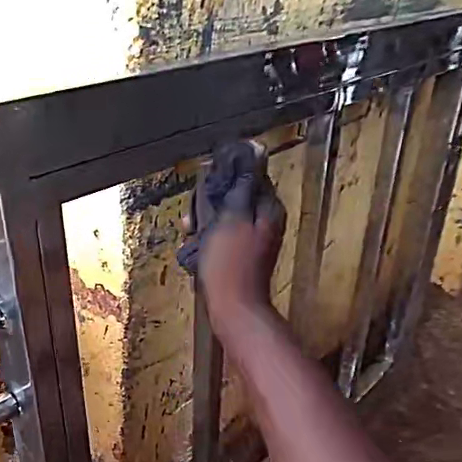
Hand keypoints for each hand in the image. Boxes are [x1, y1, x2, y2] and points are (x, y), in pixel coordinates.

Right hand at [191, 150, 286, 335]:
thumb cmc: (230, 264)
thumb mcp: (233, 217)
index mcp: (269, 208)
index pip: (248, 175)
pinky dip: (208, 240)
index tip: (204, 189)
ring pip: (224, 217)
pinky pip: (222, 236)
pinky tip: (196, 250)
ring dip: (205, 222)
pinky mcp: (241, 256)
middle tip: (195, 219)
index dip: (222, 178)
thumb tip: (254, 152)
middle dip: (210, 203)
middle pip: (234, 196)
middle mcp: (266, 221)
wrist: (233, 309)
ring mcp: (254, 239)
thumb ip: (242, 185)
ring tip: (193, 235)